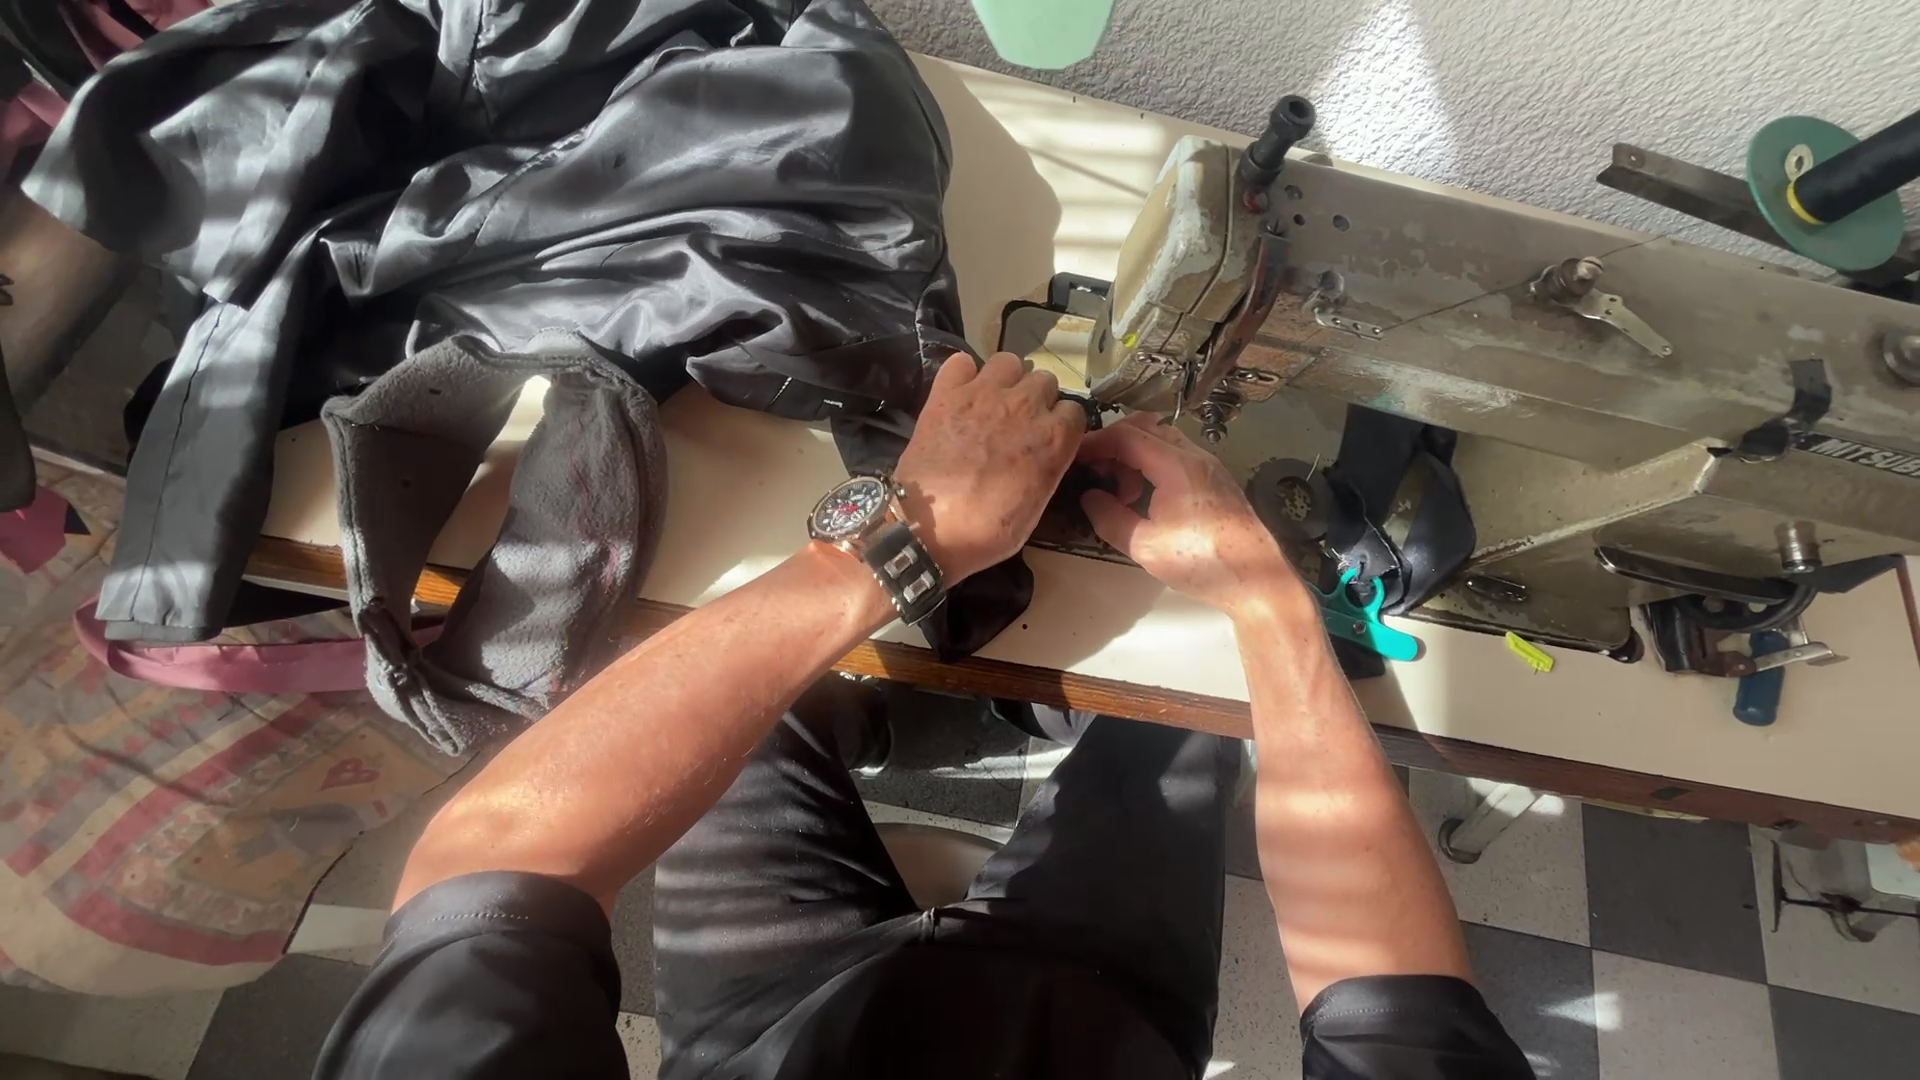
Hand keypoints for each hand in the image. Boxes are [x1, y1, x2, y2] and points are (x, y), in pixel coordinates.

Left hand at [894, 352, 1086, 581]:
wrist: (929, 527)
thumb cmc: (987, 531)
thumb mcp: (1035, 509)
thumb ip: (1046, 470)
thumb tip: (1041, 458)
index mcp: (1053, 438)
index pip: (1074, 411)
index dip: (1059, 425)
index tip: (1045, 439)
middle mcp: (1026, 406)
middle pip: (1044, 382)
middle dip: (1034, 400)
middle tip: (1016, 424)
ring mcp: (984, 394)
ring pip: (1008, 362)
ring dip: (1005, 379)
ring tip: (991, 402)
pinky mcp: (946, 393)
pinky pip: (961, 362)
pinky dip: (962, 374)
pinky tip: (958, 393)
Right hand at [1076, 412, 1307, 623]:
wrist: (1257, 581)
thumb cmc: (1202, 564)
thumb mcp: (1144, 546)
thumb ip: (1110, 518)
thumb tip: (1089, 498)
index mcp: (1177, 466)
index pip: (1127, 436)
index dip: (1095, 442)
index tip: (1073, 456)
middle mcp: (1196, 456)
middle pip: (1145, 427)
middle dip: (1114, 445)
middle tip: (1095, 472)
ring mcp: (1209, 466)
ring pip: (1161, 440)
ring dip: (1134, 457)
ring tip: (1122, 494)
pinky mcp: (1215, 479)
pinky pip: (1175, 456)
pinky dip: (1152, 465)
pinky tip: (1145, 499)